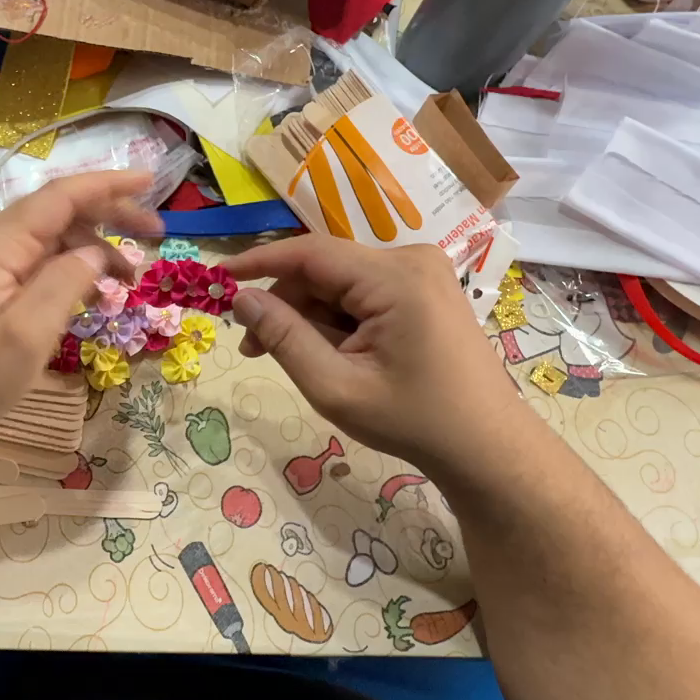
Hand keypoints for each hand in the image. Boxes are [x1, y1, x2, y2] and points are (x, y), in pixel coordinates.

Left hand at [0, 171, 162, 450]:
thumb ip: (66, 284)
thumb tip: (99, 251)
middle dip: (109, 216)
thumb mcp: (27, 335)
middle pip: (58, 211)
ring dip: (93, 248)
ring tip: (130, 278)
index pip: (61, 197)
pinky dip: (70, 268)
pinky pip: (36, 260)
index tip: (150, 181)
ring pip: (51, 237)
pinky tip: (92, 293)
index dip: (108, 185)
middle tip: (156, 233)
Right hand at [223, 237, 535, 476]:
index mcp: (395, 277)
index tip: (214, 279)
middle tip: (251, 347)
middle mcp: (410, 260)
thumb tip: (240, 298)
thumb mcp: (334, 385)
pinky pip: (359, 291)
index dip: (256, 262)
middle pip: (322, 268)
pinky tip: (324, 352)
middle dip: (282, 303)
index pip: (309, 253)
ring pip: (337, 282)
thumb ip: (283, 337)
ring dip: (306, 315)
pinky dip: (332, 318)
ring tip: (287, 357)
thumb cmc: (411, 420)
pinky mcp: (422, 289)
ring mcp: (420, 273)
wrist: (485, 446)